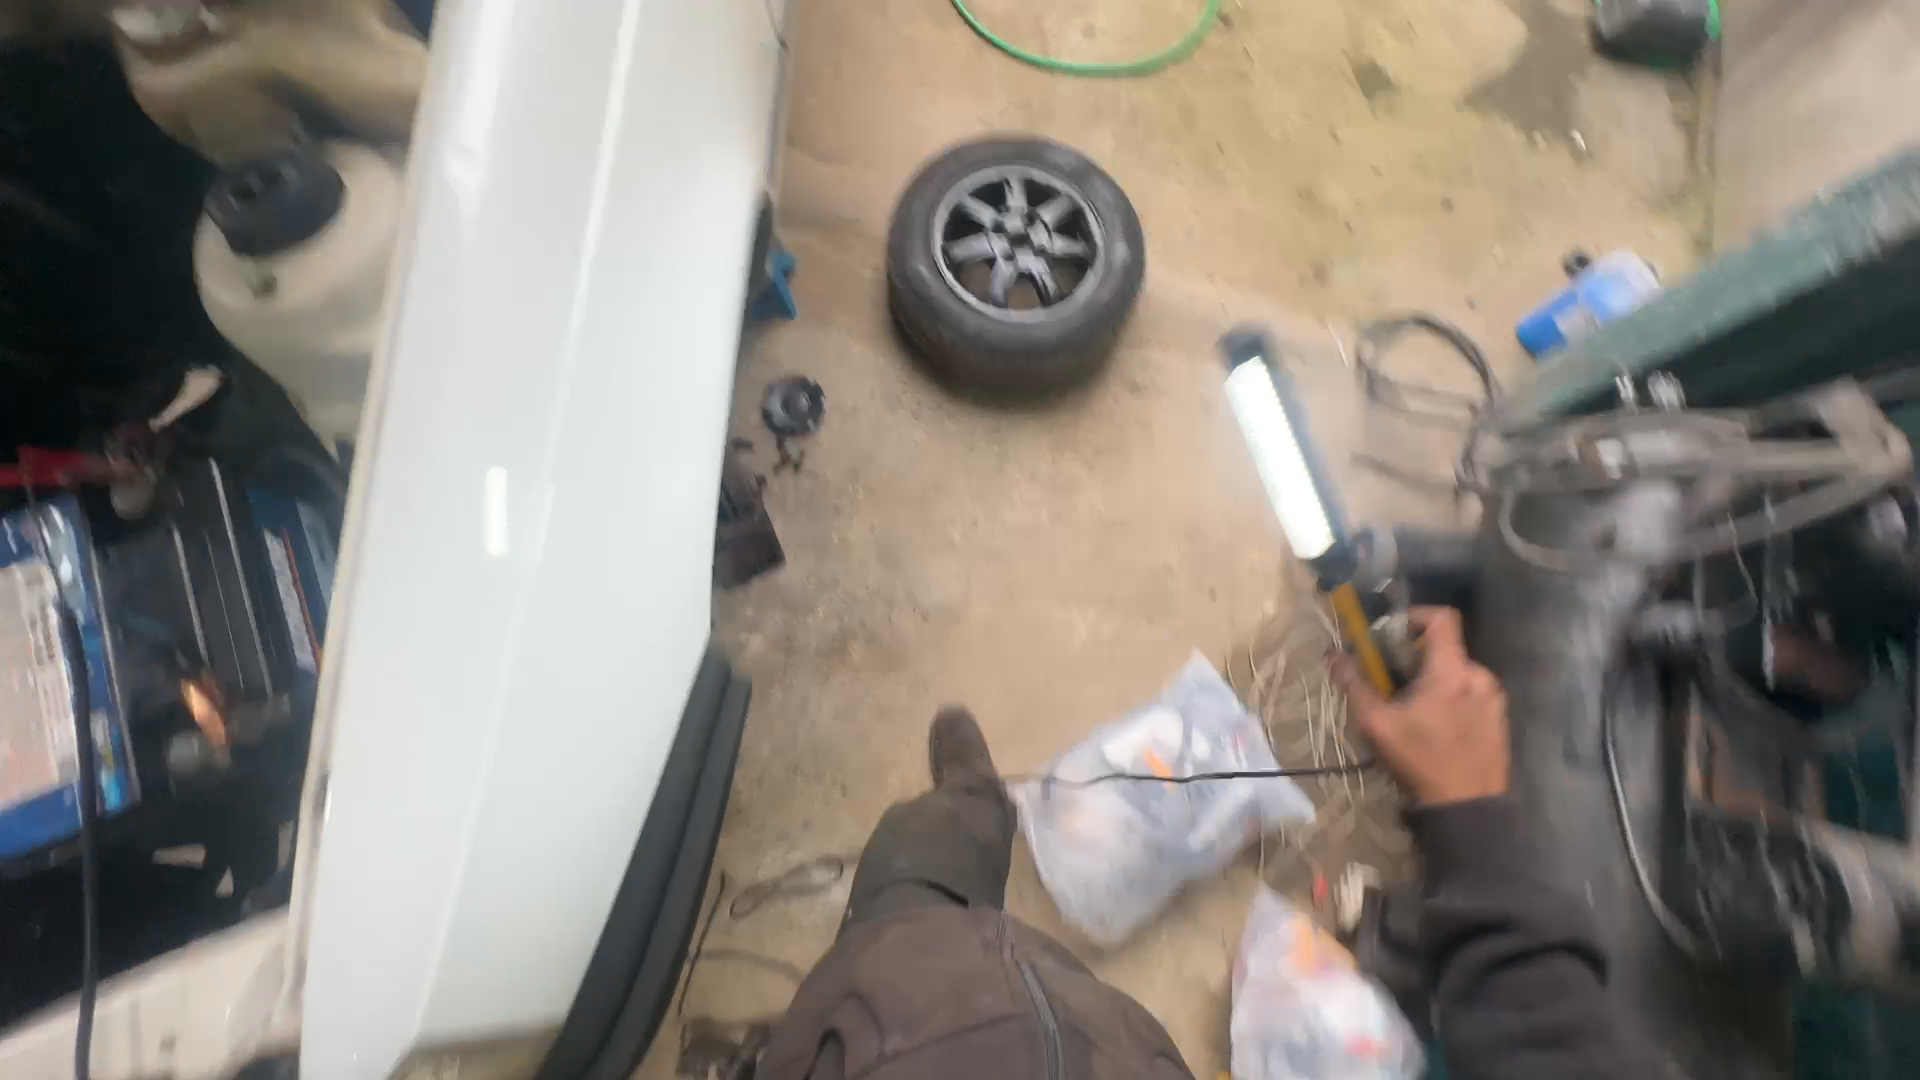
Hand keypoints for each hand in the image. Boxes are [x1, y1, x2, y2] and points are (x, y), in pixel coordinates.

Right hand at [1334, 606, 1508, 805]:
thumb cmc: (1420, 758)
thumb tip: (1332, 654)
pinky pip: (1470, 691)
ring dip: (1431, 677)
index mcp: (1452, 671)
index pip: (1441, 619)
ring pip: (1456, 670)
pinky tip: (1433, 723)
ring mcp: (1494, 697)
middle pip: (1444, 647)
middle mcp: (1479, 676)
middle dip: (1414, 656)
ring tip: (1410, 706)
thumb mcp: (1376, 722)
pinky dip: (1449, 695)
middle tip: (1390, 678)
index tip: (1390, 634)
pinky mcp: (1499, 717)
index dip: (1414, 616)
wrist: (1467, 806)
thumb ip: (1354, 683)